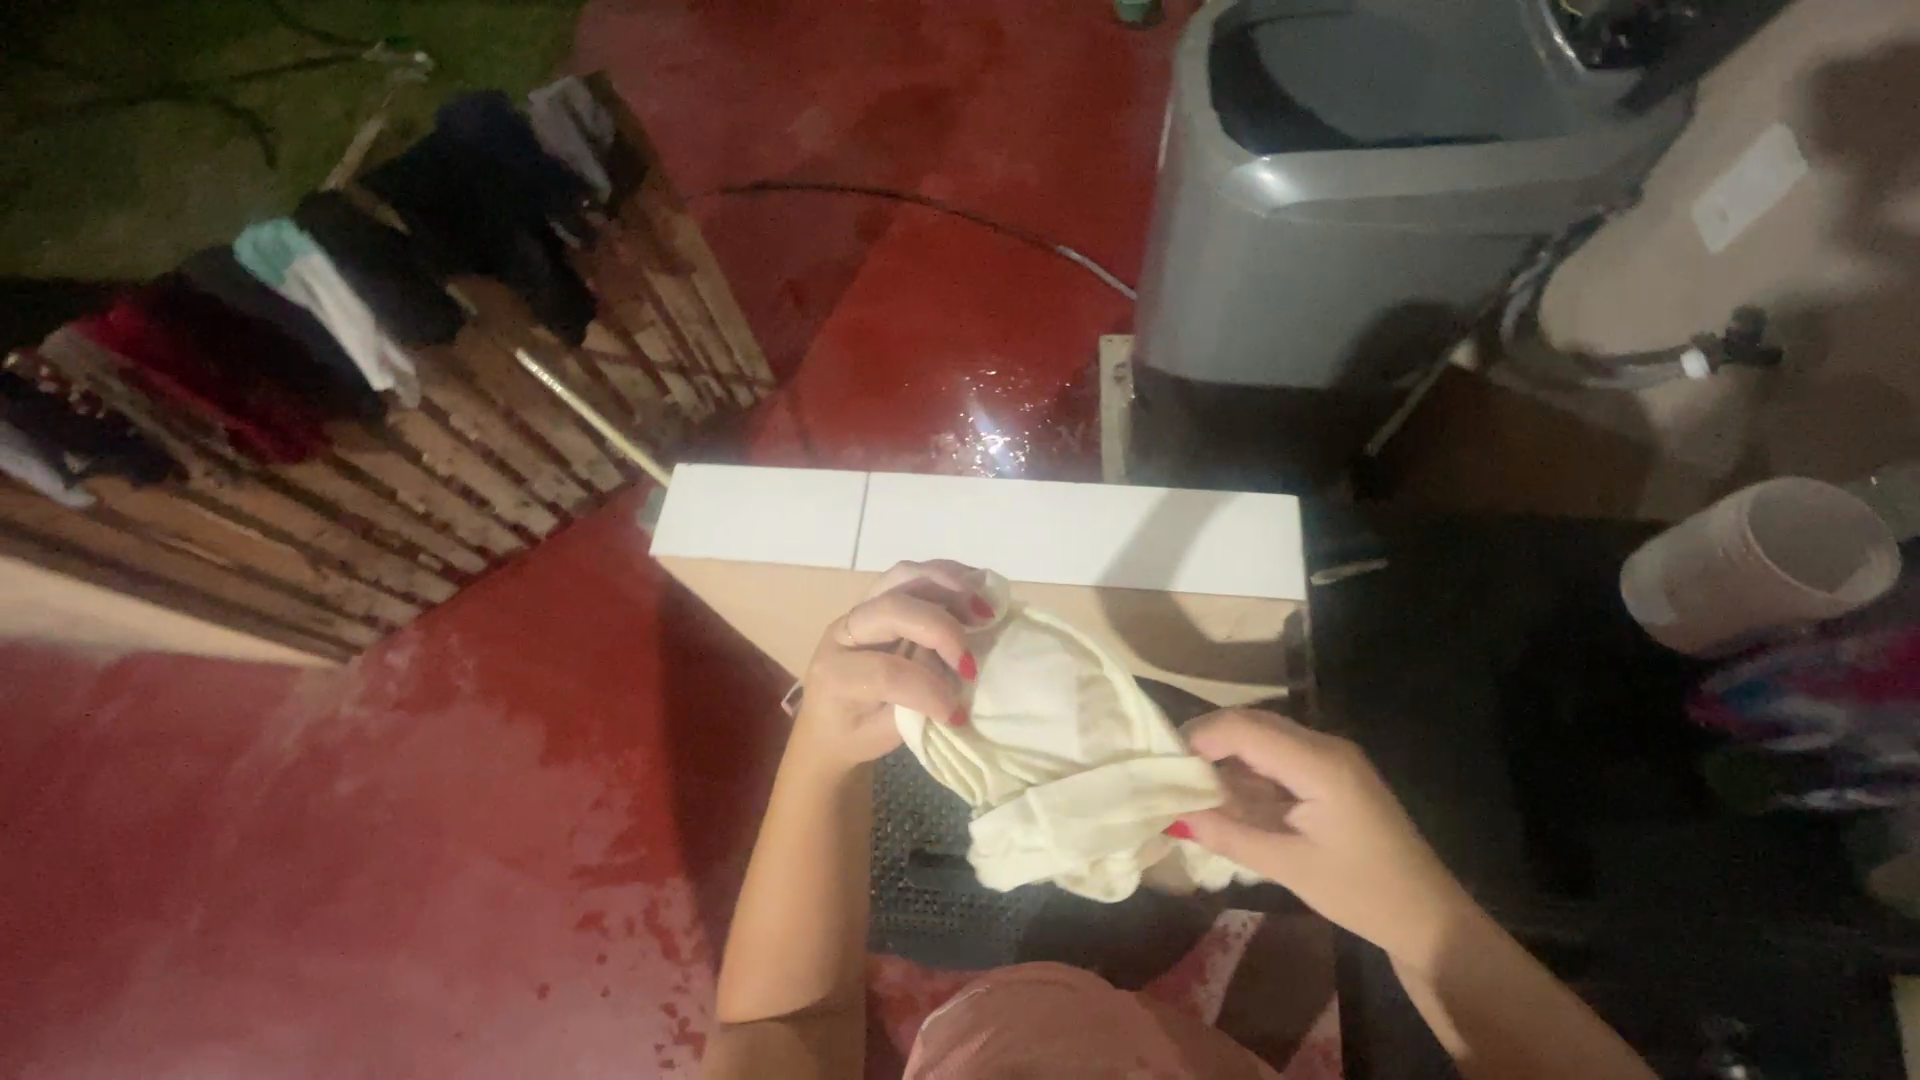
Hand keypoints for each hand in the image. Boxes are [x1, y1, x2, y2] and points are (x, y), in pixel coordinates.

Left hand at [788, 560, 986, 771]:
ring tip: (984, 610)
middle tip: (971, 659)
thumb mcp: (880, 734)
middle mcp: (842, 632)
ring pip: (903, 577)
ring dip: (950, 587)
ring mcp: (861, 608)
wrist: (826, 721)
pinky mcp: (878, 598)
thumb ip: (912, 706)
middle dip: (941, 629)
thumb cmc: (853, 733)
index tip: (957, 714)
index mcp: (836, 674)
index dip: (929, 690)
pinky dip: (948, 575)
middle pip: (892, 609)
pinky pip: (913, 575)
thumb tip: (954, 678)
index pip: (886, 672)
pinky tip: (976, 589)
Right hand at [1179, 709, 1479, 969]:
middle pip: (1250, 724)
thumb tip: (1173, 815)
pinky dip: (1247, 772)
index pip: (1243, 728)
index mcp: (1319, 764)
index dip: (1198, 738)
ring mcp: (1330, 758)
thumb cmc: (1363, 894)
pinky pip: (1278, 758)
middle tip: (1168, 773)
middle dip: (1206, 743)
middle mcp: (1324, 746)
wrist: (1430, 919)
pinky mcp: (1331, 774)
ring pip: (1262, 738)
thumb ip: (1229, 835)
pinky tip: (1228, 799)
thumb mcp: (1289, 868)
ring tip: (1191, 788)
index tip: (1162, 765)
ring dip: (1226, 757)